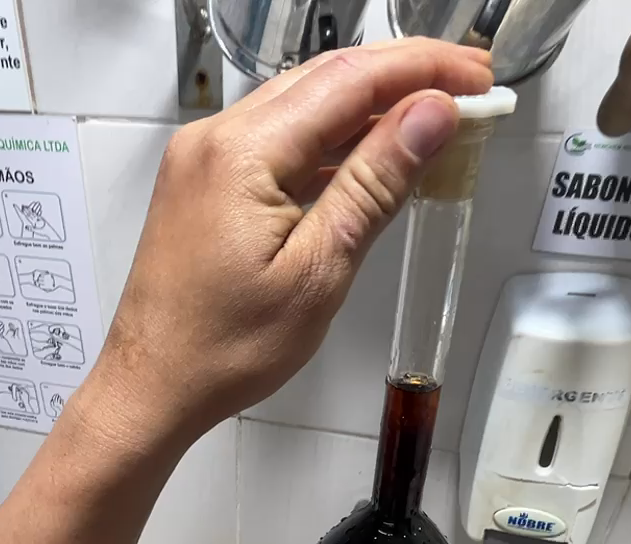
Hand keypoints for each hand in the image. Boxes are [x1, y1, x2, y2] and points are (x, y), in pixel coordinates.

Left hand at [89, 39, 491, 440]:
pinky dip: (319, 146)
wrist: (152, 387)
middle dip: (399, 80)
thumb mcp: (315, 274)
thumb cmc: (222, 351)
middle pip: (323, 80)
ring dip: (361, 111)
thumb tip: (429, 117)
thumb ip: (372, 186)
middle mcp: (213, 140)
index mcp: (242, 154)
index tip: (477, 79)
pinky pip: (269, 144)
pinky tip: (357, 163)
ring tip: (423, 128)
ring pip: (296, 108)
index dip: (423, 69)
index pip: (351, 79)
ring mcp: (200, 161)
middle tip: (463, 95)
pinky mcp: (198, 186)